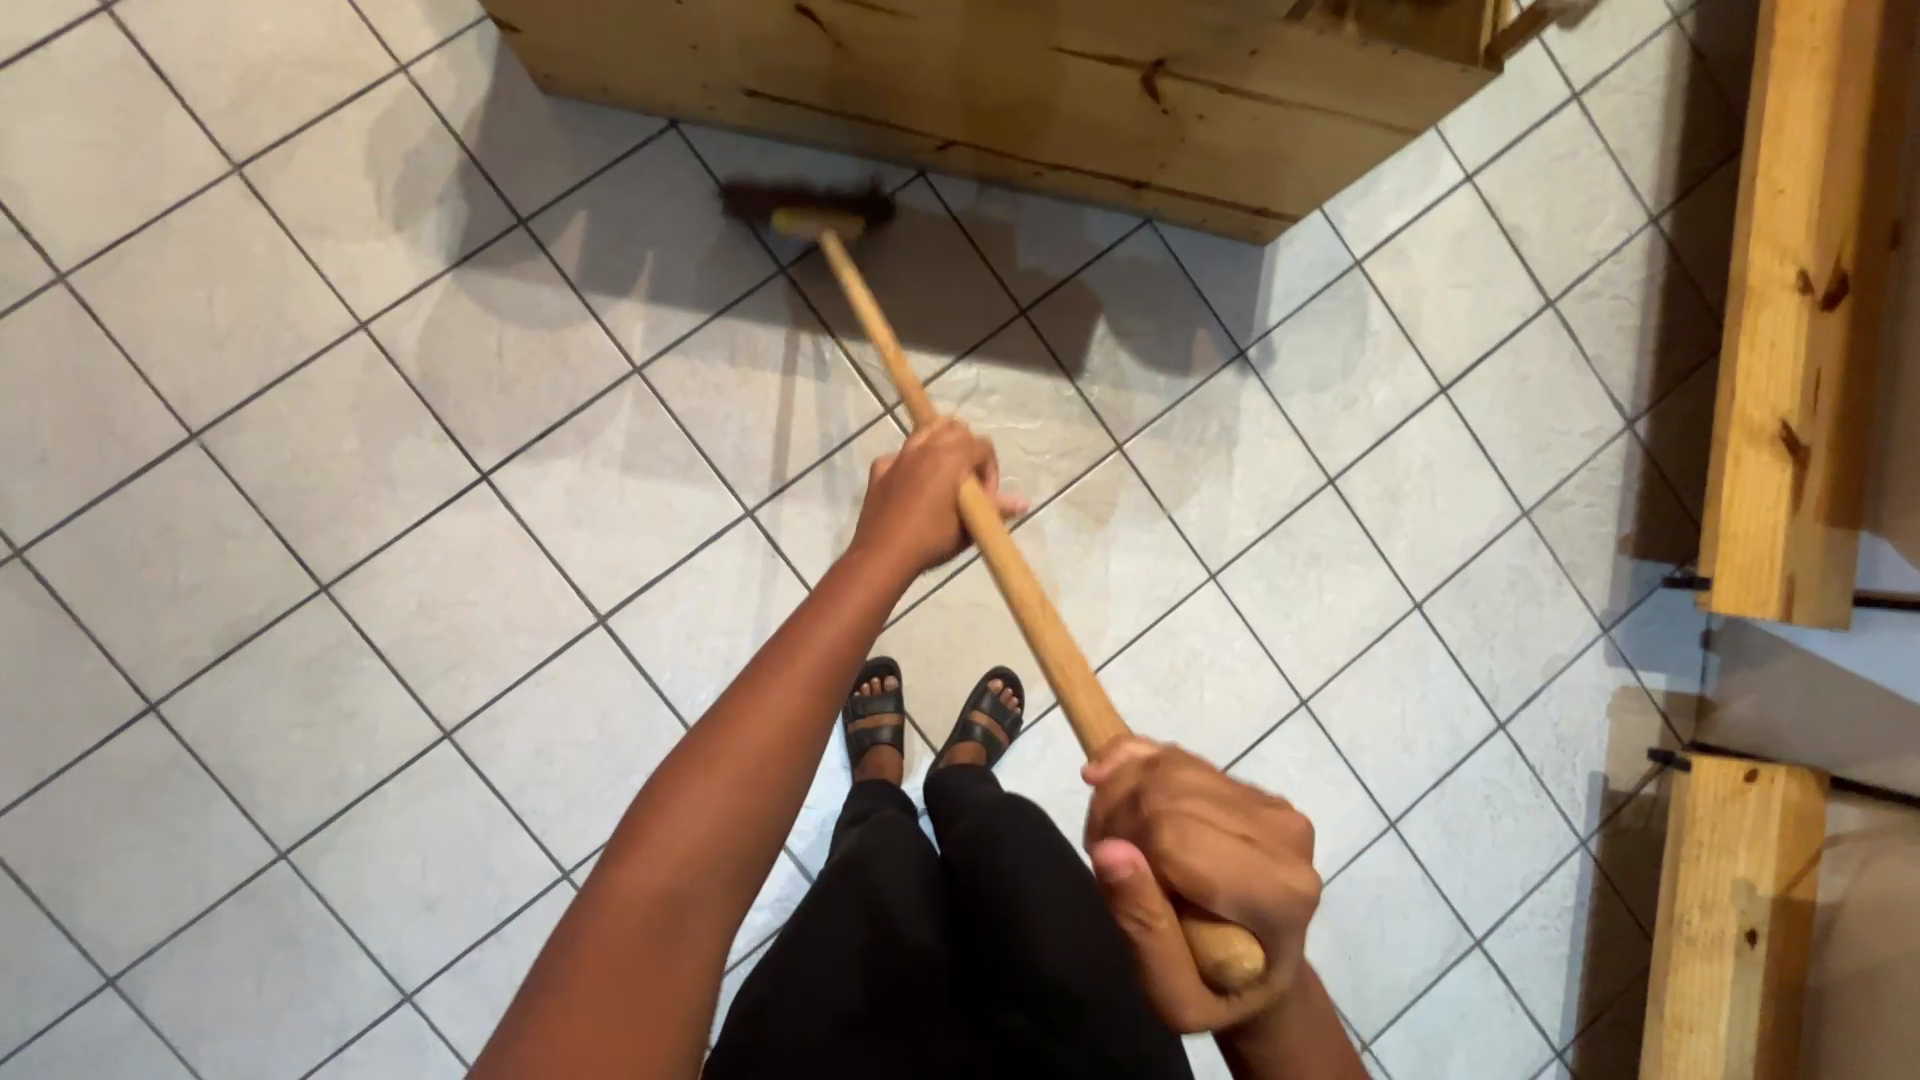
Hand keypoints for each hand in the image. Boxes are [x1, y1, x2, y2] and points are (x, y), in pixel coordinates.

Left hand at [851, 417, 1027, 576]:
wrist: (883, 554)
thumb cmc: (932, 540)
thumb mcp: (970, 527)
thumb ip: (997, 509)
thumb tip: (1024, 502)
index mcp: (952, 457)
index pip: (983, 446)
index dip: (991, 470)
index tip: (986, 496)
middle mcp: (927, 447)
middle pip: (956, 429)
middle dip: (968, 449)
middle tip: (968, 481)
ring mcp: (900, 455)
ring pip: (926, 431)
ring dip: (940, 444)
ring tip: (944, 474)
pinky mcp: (880, 468)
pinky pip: (899, 455)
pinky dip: (909, 464)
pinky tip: (911, 485)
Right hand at [1081, 738, 1320, 1032]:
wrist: (1266, 972)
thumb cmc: (1220, 993)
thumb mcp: (1175, 998)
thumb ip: (1143, 930)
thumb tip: (1108, 851)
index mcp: (1276, 892)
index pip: (1173, 834)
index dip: (1122, 842)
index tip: (1100, 866)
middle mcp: (1283, 835)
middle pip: (1167, 791)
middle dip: (1114, 815)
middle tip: (1099, 852)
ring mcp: (1270, 805)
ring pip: (1167, 766)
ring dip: (1118, 791)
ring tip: (1109, 832)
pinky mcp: (1251, 789)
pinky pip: (1177, 755)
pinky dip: (1130, 758)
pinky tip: (1105, 776)